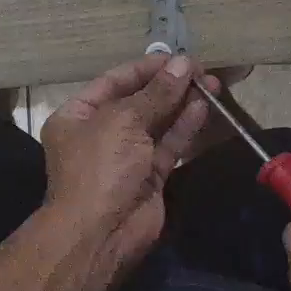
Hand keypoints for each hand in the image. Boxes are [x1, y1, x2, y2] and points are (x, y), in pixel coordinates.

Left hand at [38, 52, 211, 267]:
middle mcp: (100, 133)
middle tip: (202, 70)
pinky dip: (185, 127)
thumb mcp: (123, 121)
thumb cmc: (100, 167)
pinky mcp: (150, 176)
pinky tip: (204, 108)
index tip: (177, 58)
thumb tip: (184, 64)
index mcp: (77, 115)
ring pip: (158, 123)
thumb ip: (156, 93)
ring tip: (212, 85)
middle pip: (138, 101)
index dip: (145, 69)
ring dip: (182, 103)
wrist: (100, 233)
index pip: (113, 82)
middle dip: (169, 85)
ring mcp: (126, 156)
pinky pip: (169, 144)